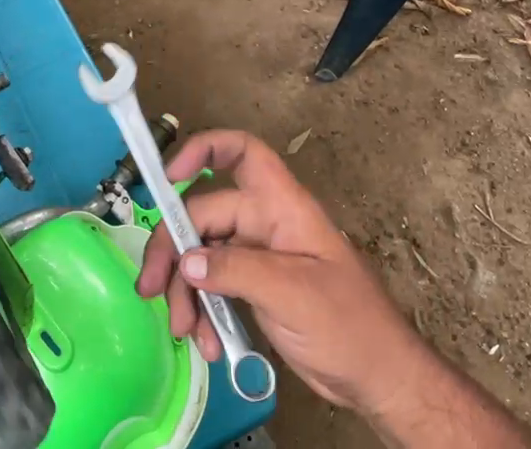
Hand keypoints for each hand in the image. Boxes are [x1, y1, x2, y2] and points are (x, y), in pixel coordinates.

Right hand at [136, 130, 429, 413]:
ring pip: (199, 253)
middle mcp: (263, 223)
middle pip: (202, 213)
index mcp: (282, 207)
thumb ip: (235, 270)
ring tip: (182, 328)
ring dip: (183, 289)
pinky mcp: (251, 287)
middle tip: (151, 286)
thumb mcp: (293, 294)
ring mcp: (255, 255)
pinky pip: (210, 284)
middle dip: (172, 250)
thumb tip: (185, 261)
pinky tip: (204, 340)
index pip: (242, 153)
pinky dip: (200, 309)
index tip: (167, 176)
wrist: (380, 380)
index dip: (204, 150)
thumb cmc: (350, 326)